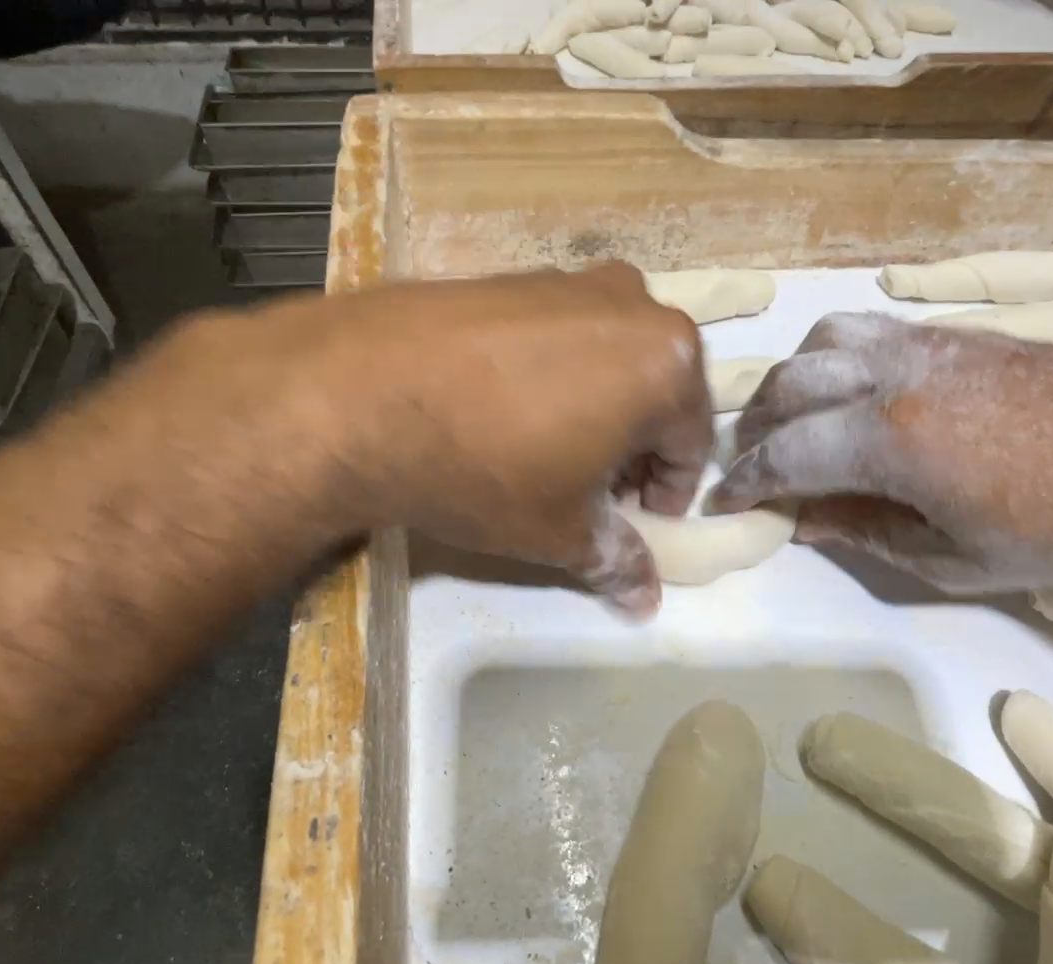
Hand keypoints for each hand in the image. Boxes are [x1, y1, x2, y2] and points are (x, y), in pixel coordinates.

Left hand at [166, 264, 710, 616]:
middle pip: (653, 395)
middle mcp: (633, 304)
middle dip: (631, 451)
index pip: (691, 445)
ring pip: (608, 362)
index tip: (634, 524)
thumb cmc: (488, 468)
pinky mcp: (513, 275)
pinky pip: (558, 337)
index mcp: (668, 362)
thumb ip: (616, 560)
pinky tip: (506, 414)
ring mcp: (569, 281)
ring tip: (545, 456)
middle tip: (591, 494)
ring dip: (595, 412)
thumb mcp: (560, 530)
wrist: (360, 392)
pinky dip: (552, 378)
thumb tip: (646, 599)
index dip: (666, 496)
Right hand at [707, 312, 1052, 592]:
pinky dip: (834, 358)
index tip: (724, 504)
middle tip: (752, 468)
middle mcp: (893, 375)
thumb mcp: (953, 560)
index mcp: (887, 438)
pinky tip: (849, 394)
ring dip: (790, 383)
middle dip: (754, 430)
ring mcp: (928, 344)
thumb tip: (805, 521)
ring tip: (792, 422)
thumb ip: (865, 534)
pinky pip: (868, 330)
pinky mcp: (960, 333)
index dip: (744, 483)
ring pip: (822, 341)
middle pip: (788, 387)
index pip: (782, 454)